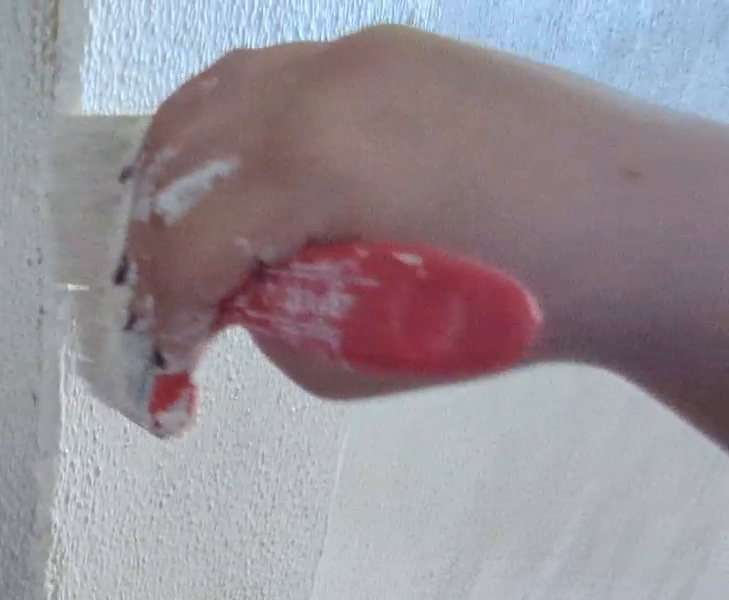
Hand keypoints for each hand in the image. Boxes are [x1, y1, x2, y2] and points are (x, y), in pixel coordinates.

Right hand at [125, 25, 672, 396]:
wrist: (640, 226)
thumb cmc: (493, 311)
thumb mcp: (339, 354)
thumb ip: (255, 317)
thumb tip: (215, 295)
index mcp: (313, 172)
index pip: (181, 253)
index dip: (165, 315)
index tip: (178, 350)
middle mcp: (313, 93)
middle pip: (166, 183)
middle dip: (155, 258)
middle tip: (180, 302)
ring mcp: (342, 57)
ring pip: (187, 119)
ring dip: (166, 194)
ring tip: (190, 239)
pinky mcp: (368, 48)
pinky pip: (241, 82)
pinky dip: (206, 136)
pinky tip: (221, 179)